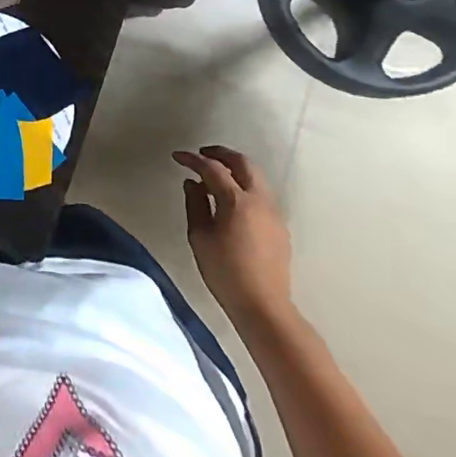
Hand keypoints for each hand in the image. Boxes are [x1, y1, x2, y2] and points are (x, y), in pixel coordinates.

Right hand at [174, 146, 292, 326]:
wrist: (262, 302)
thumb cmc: (223, 268)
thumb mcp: (199, 234)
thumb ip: (195, 203)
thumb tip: (193, 183)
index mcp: (238, 201)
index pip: (213, 169)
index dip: (193, 159)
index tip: (177, 156)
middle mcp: (261, 201)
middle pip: (244, 165)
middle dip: (222, 154)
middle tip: (201, 154)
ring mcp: (274, 214)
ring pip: (256, 178)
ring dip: (235, 169)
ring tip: (213, 174)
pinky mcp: (278, 227)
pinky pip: (260, 195)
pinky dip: (243, 186)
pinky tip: (228, 199)